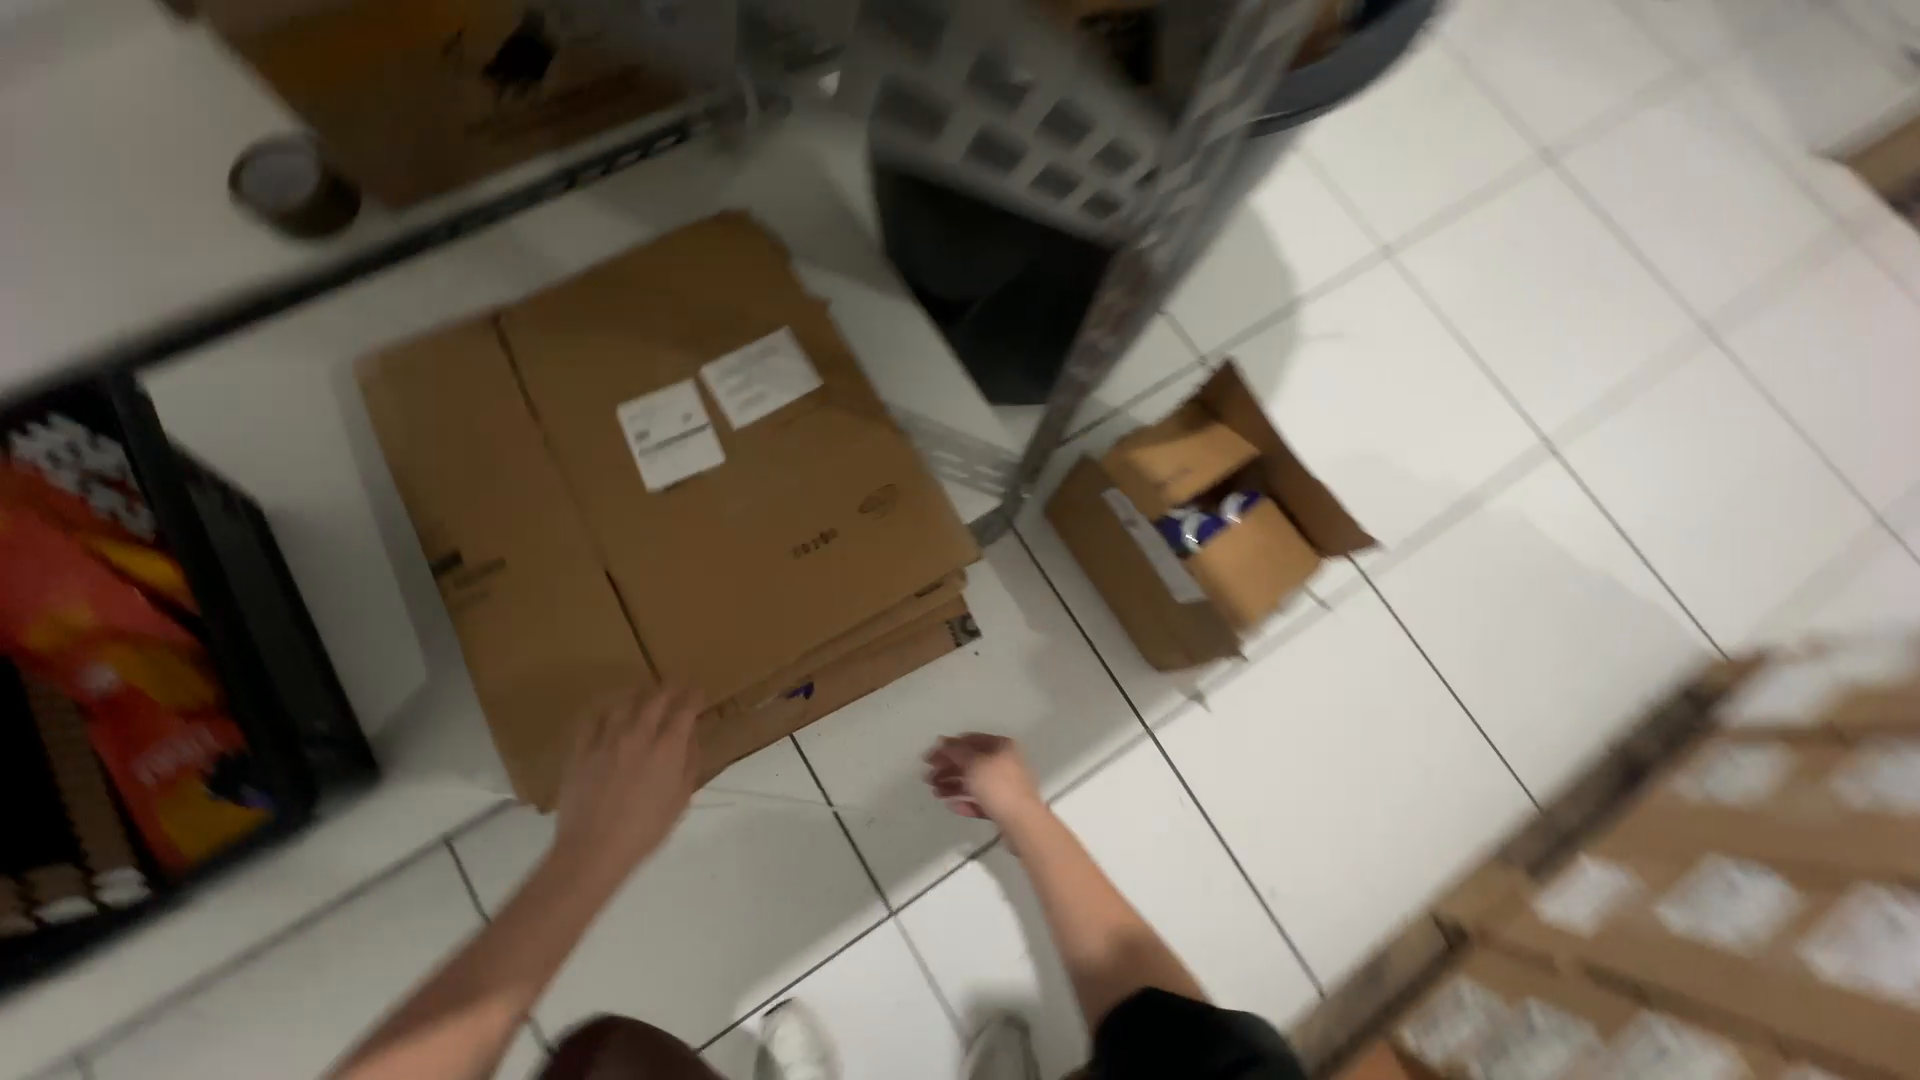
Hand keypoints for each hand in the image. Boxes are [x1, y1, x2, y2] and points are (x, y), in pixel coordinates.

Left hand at [549, 684, 703, 889]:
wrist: (594, 849)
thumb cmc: (646, 829)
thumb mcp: (680, 799)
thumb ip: (689, 763)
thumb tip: (691, 738)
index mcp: (668, 747)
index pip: (685, 709)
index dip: (694, 696)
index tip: (699, 692)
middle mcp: (639, 734)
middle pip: (656, 698)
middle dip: (670, 688)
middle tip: (676, 685)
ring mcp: (607, 739)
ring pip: (624, 703)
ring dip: (638, 695)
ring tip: (643, 694)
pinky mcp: (581, 750)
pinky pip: (592, 719)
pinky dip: (604, 711)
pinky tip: (607, 713)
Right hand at [923, 734, 1043, 824]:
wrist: (1021, 823)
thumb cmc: (997, 786)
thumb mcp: (973, 763)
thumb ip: (956, 752)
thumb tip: (942, 741)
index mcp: (1001, 746)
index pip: (971, 740)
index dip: (949, 747)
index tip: (929, 757)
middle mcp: (1005, 763)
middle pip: (971, 762)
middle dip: (948, 769)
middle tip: (928, 777)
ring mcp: (1005, 786)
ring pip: (974, 782)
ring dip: (953, 786)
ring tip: (935, 793)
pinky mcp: (1003, 807)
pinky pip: (980, 801)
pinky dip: (965, 801)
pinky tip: (951, 806)